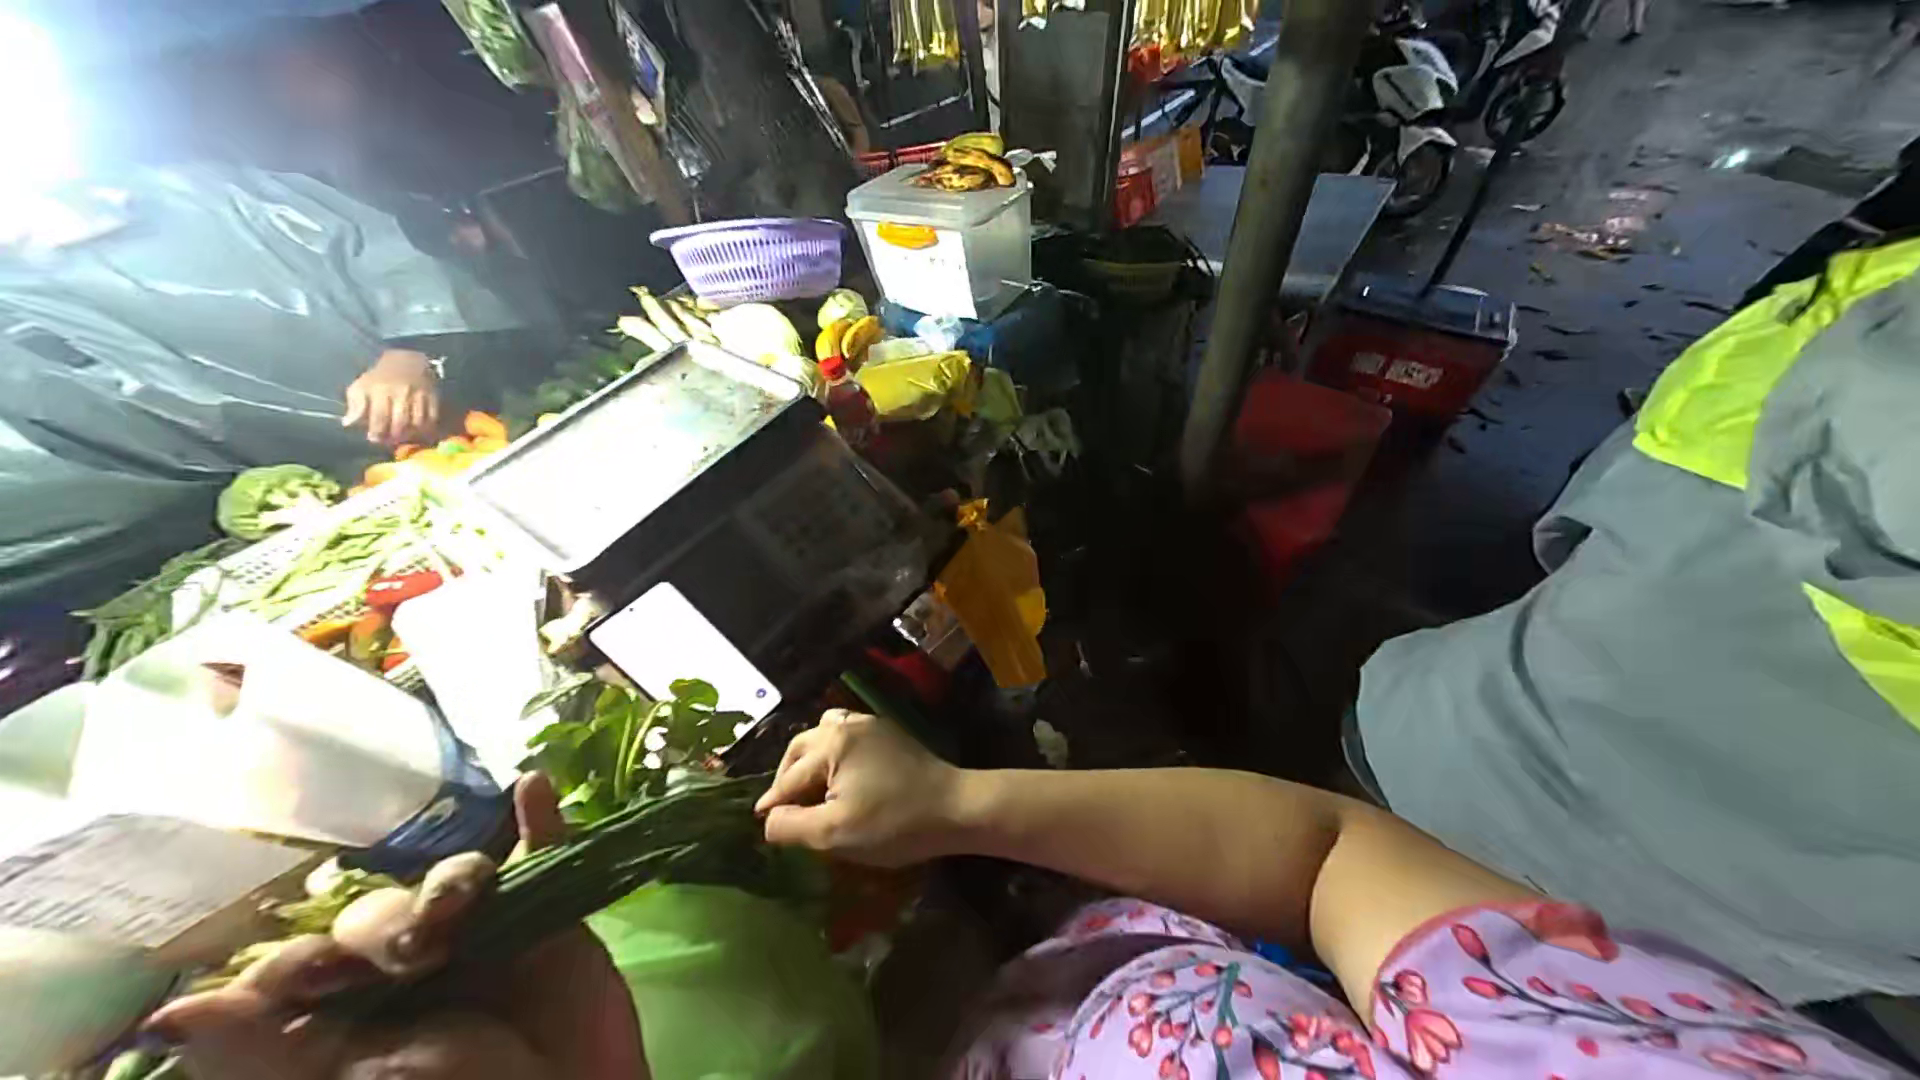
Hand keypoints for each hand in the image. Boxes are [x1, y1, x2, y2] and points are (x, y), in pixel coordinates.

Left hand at [146, 775, 646, 1079]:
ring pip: (456, 874)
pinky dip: (538, 817)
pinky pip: (542, 851)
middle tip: (420, 950)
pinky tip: (532, 786)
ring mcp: (482, 932)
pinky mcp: (546, 910)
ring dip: (456, 872)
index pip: (300, 964)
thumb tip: (174, 1010)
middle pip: (380, 910)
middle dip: (387, 920)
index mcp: (344, 1017)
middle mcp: (405, 967)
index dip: (300, 957)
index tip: (313, 975)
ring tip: (467, 896)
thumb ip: (268, 1055)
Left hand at [343, 349, 440, 444]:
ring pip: (418, 422)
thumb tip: (348, 423)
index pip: (378, 416)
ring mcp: (419, 397)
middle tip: (390, 441)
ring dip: (411, 434)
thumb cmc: (381, 377)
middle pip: (400, 422)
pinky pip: (432, 418)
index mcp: (379, 390)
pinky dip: (427, 428)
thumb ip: (356, 405)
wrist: (409, 361)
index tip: (374, 439)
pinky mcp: (433, 399)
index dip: (376, 431)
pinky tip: (420, 432)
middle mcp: (400, 394)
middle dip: (394, 435)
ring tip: (404, 438)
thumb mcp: (361, 386)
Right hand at [756, 709, 966, 866]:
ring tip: (809, 786)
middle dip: (787, 774)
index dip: (773, 803)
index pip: (790, 777)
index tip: (759, 820)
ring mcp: (872, 726)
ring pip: (826, 732)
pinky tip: (841, 774)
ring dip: (811, 757)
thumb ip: (793, 826)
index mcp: (832, 744)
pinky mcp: (890, 734)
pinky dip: (834, 750)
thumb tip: (768, 818)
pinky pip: (849, 733)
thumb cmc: (894, 822)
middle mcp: (848, 725)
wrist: (955, 807)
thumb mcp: (835, 833)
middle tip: (782, 805)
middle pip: (803, 746)